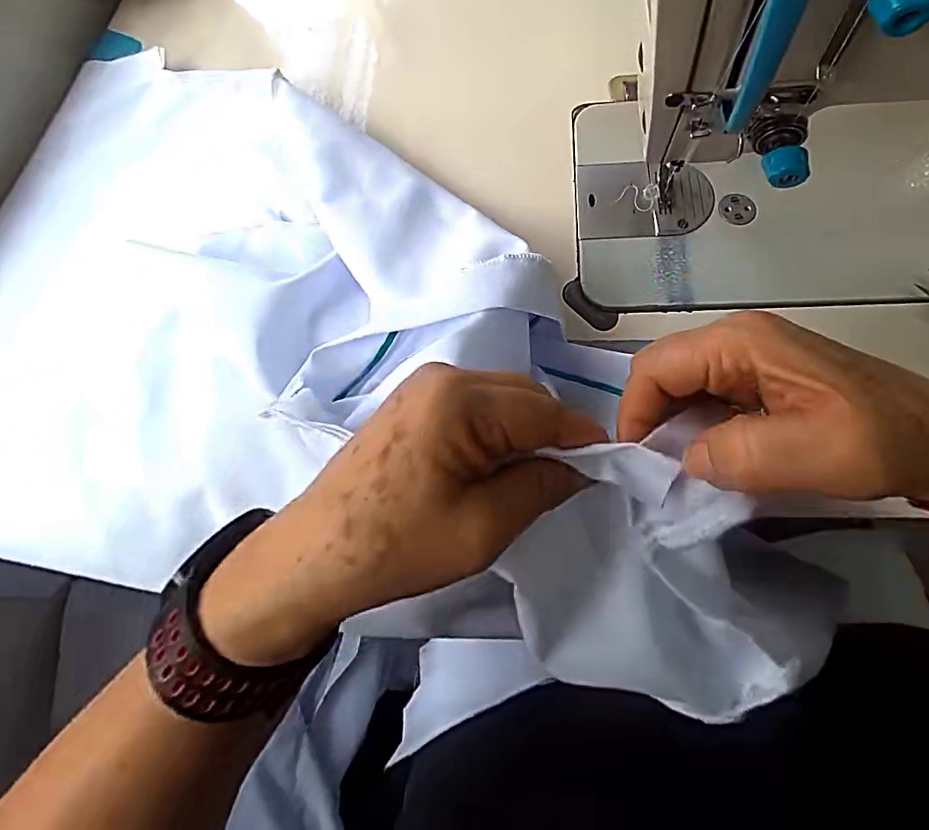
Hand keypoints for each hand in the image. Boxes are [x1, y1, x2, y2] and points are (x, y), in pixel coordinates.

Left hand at [198, 364, 606, 664]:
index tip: (611, 470)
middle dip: (553, 433)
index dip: (583, 440)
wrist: (316, 552)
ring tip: (532, 478)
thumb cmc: (397, 544)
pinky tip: (495, 465)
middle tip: (569, 481)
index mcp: (460, 399)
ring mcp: (420, 385)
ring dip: (523, 430)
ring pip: (498, 397)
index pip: (545, 411)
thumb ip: (541, 486)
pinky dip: (494, 429)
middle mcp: (442, 376)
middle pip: (523, 395)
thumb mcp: (483, 527)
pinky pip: (470, 404)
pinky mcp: (409, 402)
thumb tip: (580, 468)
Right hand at [617, 312, 928, 503]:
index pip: (656, 366)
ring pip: (681, 384)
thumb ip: (738, 453)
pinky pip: (707, 395)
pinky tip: (711, 456)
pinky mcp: (759, 376)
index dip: (635, 410)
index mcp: (740, 341)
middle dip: (651, 418)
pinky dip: (697, 427)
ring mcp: (748, 355)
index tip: (637, 460)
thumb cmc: (885, 440)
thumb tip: (686, 460)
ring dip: (673, 424)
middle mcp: (736, 338)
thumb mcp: (815, 453)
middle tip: (656, 468)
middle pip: (663, 371)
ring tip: (681, 467)